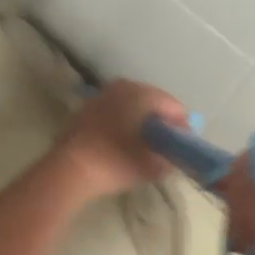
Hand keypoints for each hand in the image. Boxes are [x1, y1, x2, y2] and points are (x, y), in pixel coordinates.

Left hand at [54, 79, 183, 197]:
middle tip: (166, 143)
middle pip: (153, 100)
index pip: (173, 106)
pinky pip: (114, 109)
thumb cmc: (116, 162)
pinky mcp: (87, 106)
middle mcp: (124, 86)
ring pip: (132, 103)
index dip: (181, 125)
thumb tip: (174, 156)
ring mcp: (103, 94)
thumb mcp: (152, 167)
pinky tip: (122, 139)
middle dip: (161, 119)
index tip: (183, 144)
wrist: (70, 168)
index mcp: (143, 94)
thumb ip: (170, 158)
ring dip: (141, 118)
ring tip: (144, 142)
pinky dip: (122, 120)